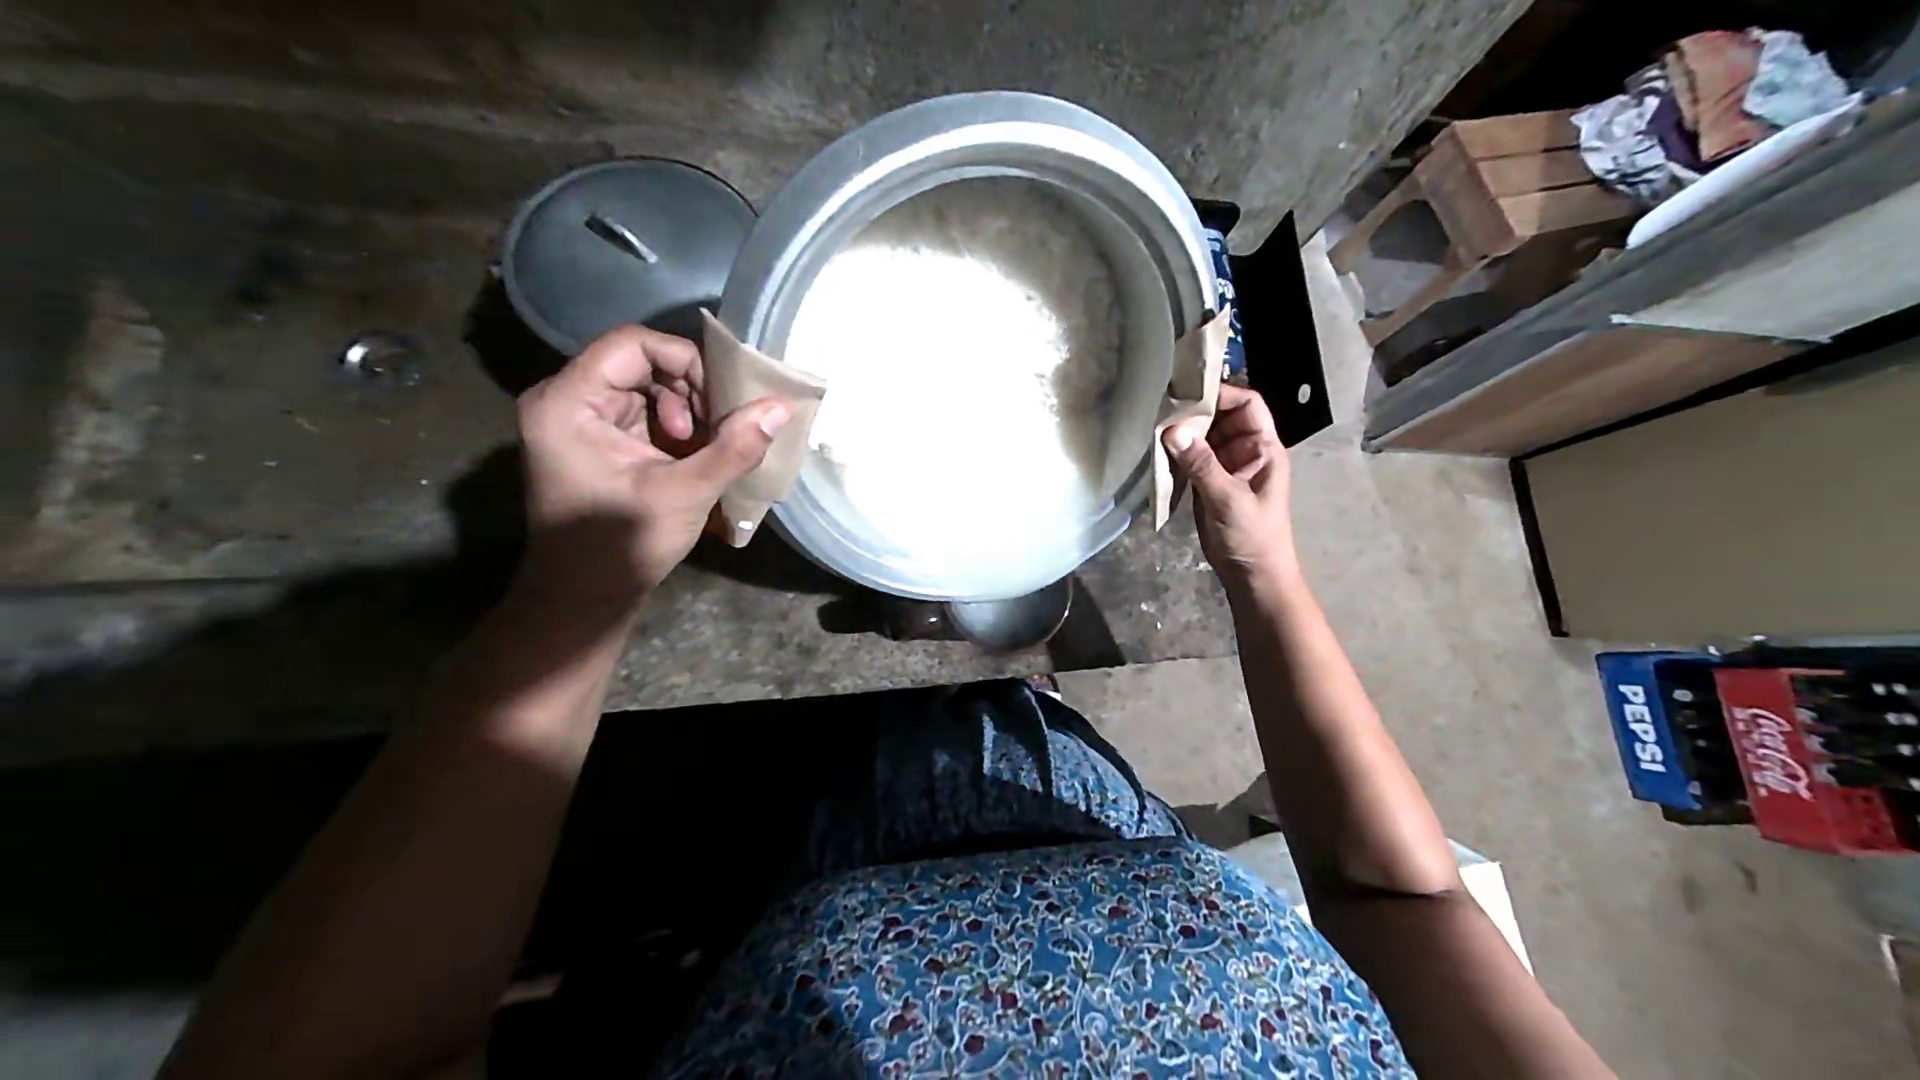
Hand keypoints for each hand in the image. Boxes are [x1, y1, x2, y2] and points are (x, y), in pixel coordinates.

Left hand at [514, 325, 790, 600]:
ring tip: (705, 445)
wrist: (585, 596)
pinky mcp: (596, 439)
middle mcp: (566, 400)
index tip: (719, 401)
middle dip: (689, 390)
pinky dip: (676, 424)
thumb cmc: (621, 547)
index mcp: (568, 403)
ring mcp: (579, 419)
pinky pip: (642, 410)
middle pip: (639, 361)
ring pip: (645, 384)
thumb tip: (782, 407)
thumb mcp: (684, 495)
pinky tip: (694, 453)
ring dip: (686, 408)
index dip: (685, 361)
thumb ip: (733, 449)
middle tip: (717, 427)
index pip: (632, 344)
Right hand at [1162, 383, 1298, 591]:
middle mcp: (1244, 451)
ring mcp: (1224, 466)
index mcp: (1263, 448)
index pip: (1247, 404)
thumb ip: (1202, 465)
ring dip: (1182, 432)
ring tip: (1154, 425)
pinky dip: (1175, 452)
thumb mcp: (1229, 500)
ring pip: (1202, 436)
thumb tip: (1173, 431)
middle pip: (1221, 417)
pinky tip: (1156, 450)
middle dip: (1195, 411)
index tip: (1189, 393)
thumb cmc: (1253, 537)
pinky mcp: (1207, 482)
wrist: (1251, 575)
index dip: (1223, 394)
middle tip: (1162, 408)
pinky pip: (1190, 457)